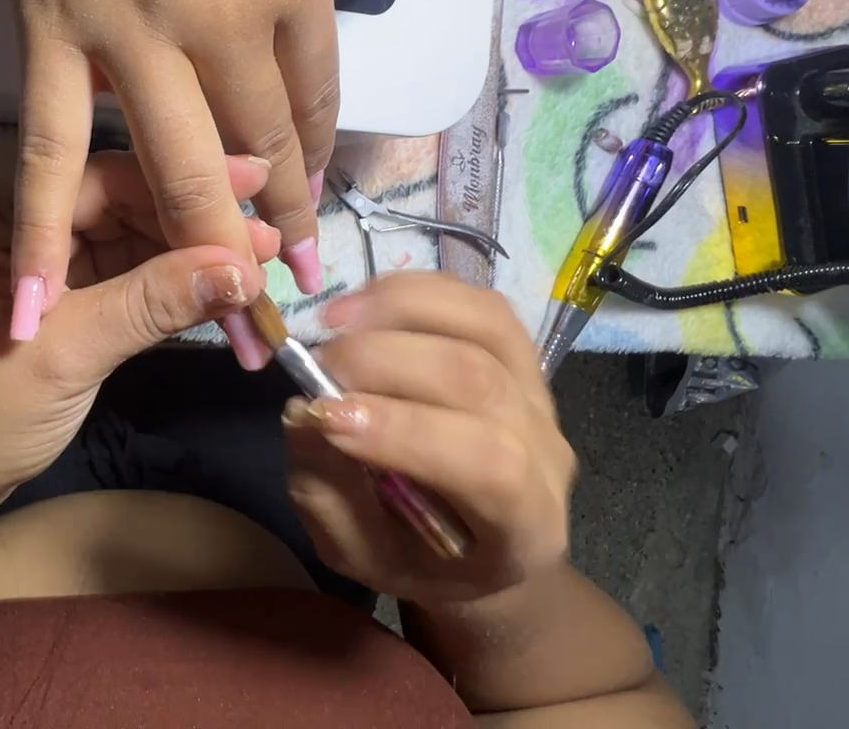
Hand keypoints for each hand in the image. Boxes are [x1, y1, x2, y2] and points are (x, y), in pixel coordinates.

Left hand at [0, 152, 280, 548]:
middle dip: (192, 226)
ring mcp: (43, 260)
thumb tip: (245, 269)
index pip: (102, 179)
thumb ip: (155, 302)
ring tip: (258, 267)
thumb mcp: (68, 352)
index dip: (181, 186)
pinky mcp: (63, 297)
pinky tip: (219, 290)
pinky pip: (125, 278)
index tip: (254, 185)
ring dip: (189, 259)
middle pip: (122, 207)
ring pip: (131, 243)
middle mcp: (20, 220)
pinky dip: (169, 289)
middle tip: (267, 236)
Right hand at [282, 273, 575, 604]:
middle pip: (476, 377)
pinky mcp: (517, 350)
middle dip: (381, 361)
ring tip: (334, 321)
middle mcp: (547, 447)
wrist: (480, 541)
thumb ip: (329, 498)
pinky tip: (360, 307)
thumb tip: (302, 413)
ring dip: (398, 309)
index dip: (406, 430)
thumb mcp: (362, 557)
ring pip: (484, 320)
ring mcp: (538, 389)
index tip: (325, 415)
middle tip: (315, 366)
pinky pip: (474, 299)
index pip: (490, 463)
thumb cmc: (419, 557)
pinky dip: (412, 290)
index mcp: (525, 523)